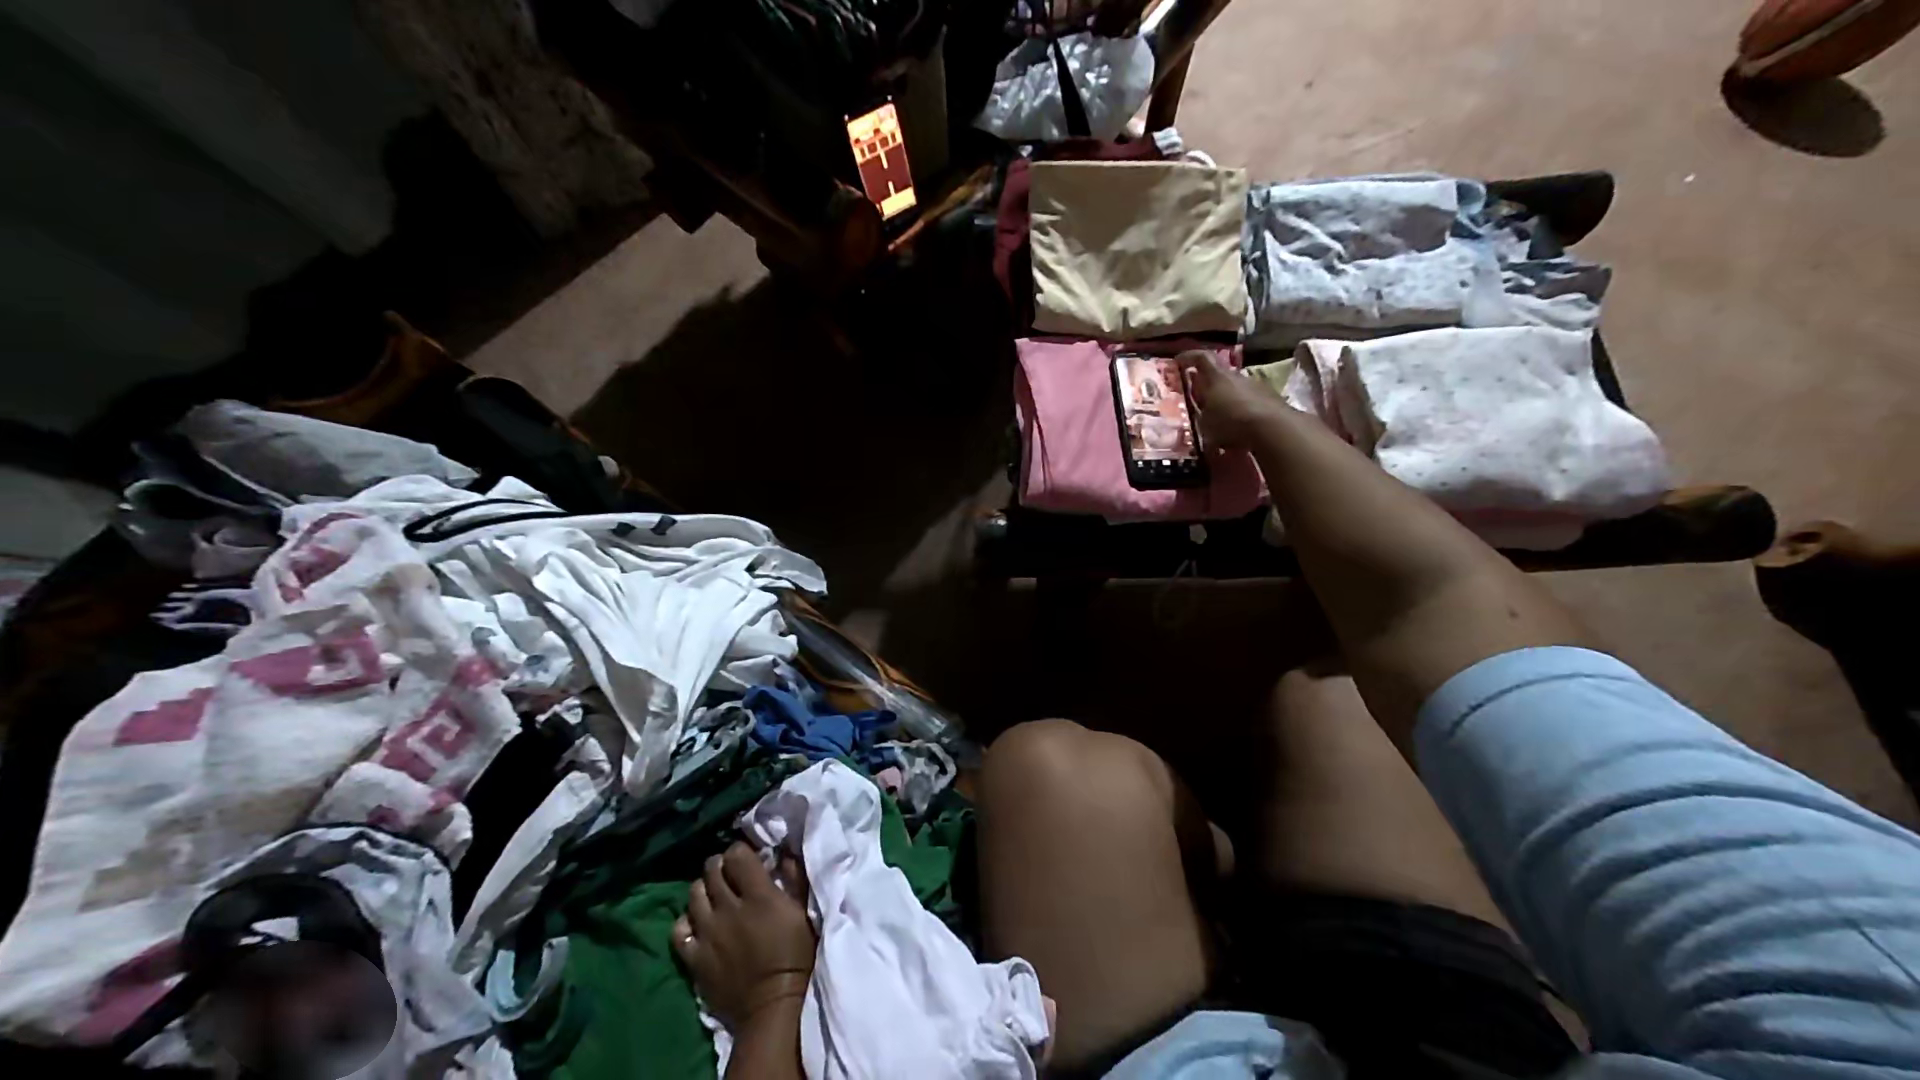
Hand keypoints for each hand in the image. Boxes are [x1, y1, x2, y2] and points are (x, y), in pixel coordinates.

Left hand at [673, 842, 816, 1031]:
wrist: (771, 1006)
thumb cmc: (795, 955)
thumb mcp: (804, 912)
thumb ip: (795, 878)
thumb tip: (784, 852)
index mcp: (757, 895)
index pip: (736, 854)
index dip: (740, 850)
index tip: (748, 856)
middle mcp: (727, 907)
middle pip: (712, 869)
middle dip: (720, 865)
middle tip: (730, 872)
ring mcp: (707, 932)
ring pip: (694, 893)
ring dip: (704, 887)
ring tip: (714, 894)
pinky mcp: (694, 957)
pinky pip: (679, 929)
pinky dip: (687, 920)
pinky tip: (698, 922)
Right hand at [1178, 350, 1289, 449]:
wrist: (1273, 428)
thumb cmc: (1231, 423)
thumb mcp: (1205, 424)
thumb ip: (1200, 416)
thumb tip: (1199, 413)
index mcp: (1217, 377)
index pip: (1201, 357)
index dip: (1189, 357)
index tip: (1178, 361)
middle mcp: (1236, 376)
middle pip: (1218, 374)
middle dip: (1206, 383)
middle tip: (1197, 395)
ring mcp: (1255, 386)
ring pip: (1234, 388)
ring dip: (1225, 398)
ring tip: (1218, 415)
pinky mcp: (1269, 399)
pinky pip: (1248, 401)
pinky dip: (1240, 409)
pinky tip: (1237, 425)